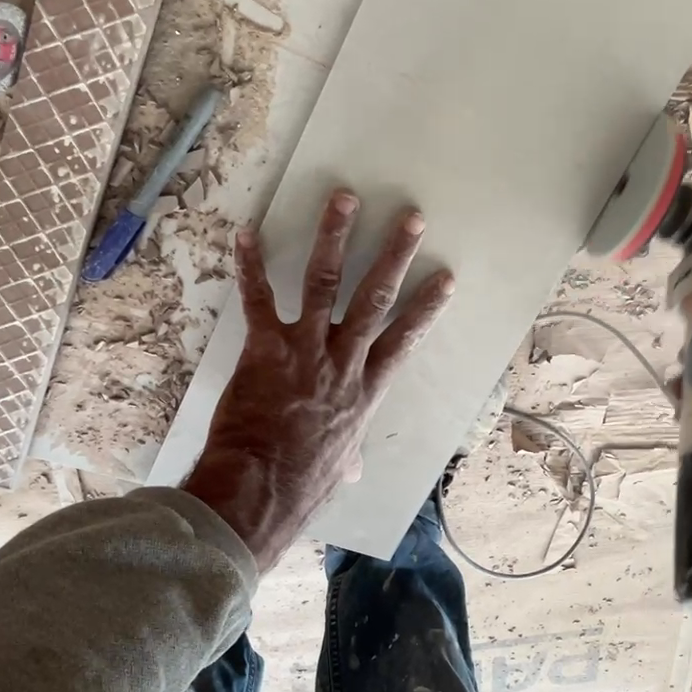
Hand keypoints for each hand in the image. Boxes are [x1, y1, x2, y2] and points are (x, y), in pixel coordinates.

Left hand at [185, 190, 453, 570]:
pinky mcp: (265, 350)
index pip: (404, 339)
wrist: (261, 492)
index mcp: (366, 389)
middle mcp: (343, 362)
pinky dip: (250, 266)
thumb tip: (353, 468)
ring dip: (335, 239)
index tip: (445, 277)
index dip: (426, 306)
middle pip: (375, 299)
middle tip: (410, 219)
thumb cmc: (304, 483)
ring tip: (345, 200)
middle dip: (394, 256)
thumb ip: (349, 456)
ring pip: (324, 284)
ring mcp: (305, 352)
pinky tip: (246, 233)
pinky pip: (258, 300)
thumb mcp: (339, 467)